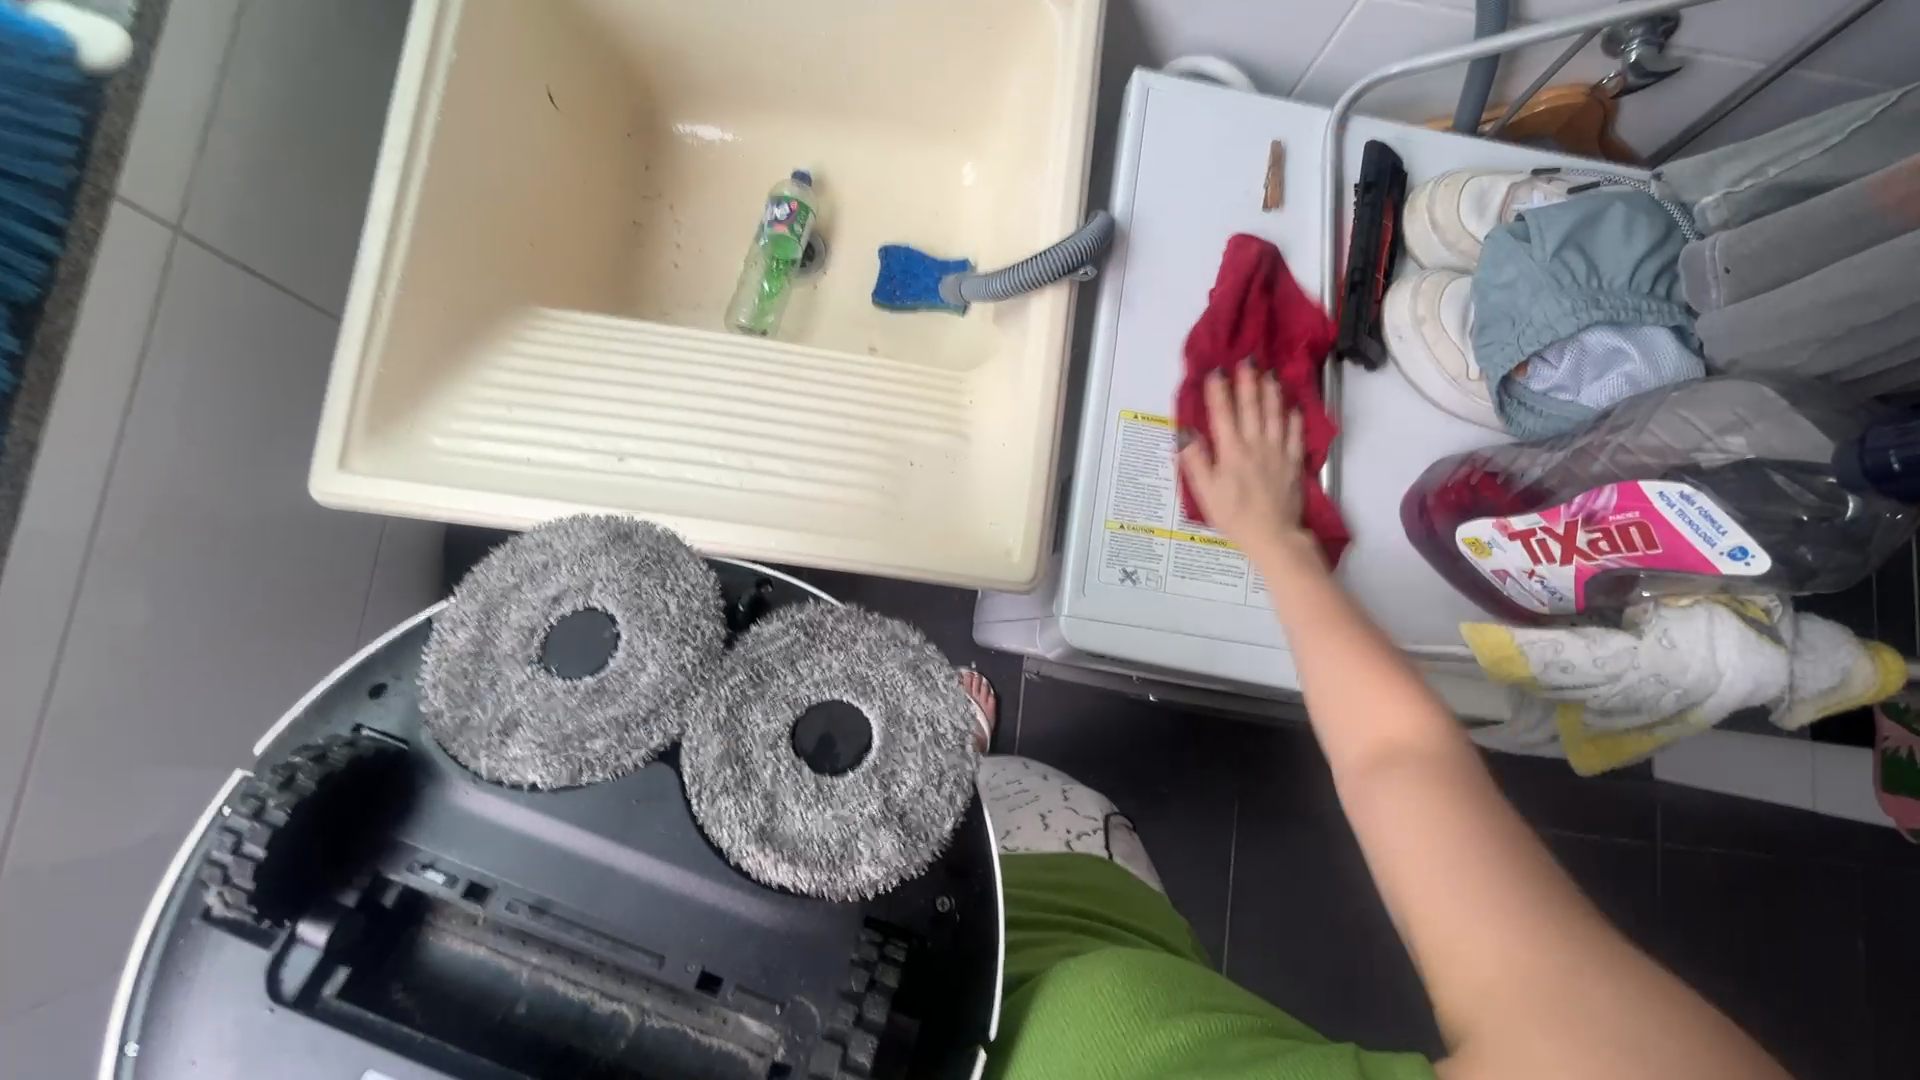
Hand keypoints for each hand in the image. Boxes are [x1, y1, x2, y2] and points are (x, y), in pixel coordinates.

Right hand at [1178, 364, 1317, 564]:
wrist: (1272, 535)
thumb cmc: (1233, 516)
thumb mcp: (1205, 492)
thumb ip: (1196, 460)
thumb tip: (1186, 433)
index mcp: (1231, 451)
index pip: (1222, 413)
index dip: (1218, 391)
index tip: (1216, 371)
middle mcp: (1255, 444)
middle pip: (1251, 407)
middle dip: (1248, 382)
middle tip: (1247, 360)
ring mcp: (1277, 451)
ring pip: (1275, 415)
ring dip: (1272, 393)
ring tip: (1270, 374)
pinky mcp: (1293, 462)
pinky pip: (1294, 434)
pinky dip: (1294, 418)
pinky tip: (1293, 407)